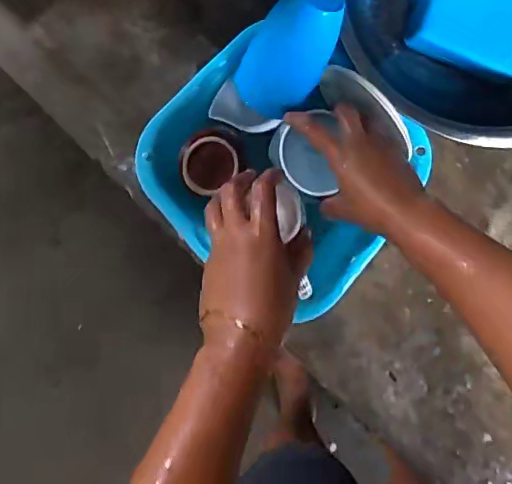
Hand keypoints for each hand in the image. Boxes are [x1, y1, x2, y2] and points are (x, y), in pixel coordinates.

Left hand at [200, 170, 311, 359]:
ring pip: (214, 205)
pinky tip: (229, 227)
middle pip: (230, 190)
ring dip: (223, 194)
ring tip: (233, 195)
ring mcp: (218, 243)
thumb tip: (304, 232)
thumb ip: (300, 250)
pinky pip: (211, 228)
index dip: (269, 176)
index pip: (263, 190)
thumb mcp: (295, 278)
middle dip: (240, 178)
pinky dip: (219, 218)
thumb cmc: (273, 308)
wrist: (238, 337)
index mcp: (262, 232)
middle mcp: (236, 230)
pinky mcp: (207, 257)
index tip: (275, 174)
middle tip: (251, 177)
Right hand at [288, 104, 427, 236]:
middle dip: (337, 109)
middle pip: (346, 111)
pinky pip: (382, 132)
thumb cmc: (371, 210)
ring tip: (355, 128)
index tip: (290, 116)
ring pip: (367, 117)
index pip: (315, 130)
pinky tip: (374, 147)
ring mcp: (380, 141)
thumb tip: (324, 204)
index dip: (300, 121)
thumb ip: (330, 204)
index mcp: (341, 153)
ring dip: (359, 119)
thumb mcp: (344, 210)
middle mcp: (359, 140)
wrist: (407, 211)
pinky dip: (374, 134)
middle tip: (333, 116)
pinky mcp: (397, 147)